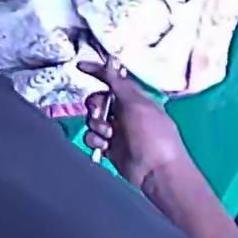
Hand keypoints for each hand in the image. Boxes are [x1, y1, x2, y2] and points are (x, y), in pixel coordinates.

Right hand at [78, 59, 190, 186]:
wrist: (156, 173)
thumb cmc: (152, 136)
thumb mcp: (137, 106)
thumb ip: (120, 85)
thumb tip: (109, 63)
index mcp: (135, 100)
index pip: (114, 80)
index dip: (98, 72)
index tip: (80, 67)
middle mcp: (125, 113)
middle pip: (98, 99)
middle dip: (95, 104)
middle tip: (99, 112)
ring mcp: (116, 131)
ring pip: (92, 118)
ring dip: (97, 125)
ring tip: (108, 135)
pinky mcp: (108, 147)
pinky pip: (91, 136)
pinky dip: (95, 140)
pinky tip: (105, 145)